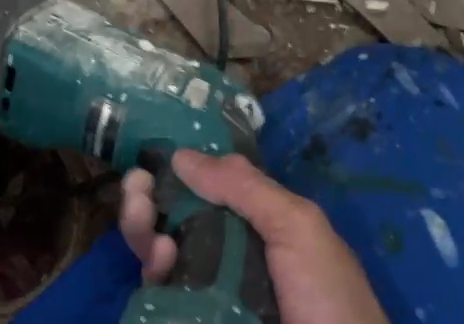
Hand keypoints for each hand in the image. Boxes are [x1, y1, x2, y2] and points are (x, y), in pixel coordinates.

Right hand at [120, 151, 388, 323]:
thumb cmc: (327, 296)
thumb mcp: (298, 227)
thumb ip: (244, 186)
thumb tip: (180, 155)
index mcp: (257, 225)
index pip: (207, 188)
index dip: (178, 170)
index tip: (153, 156)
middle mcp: (229, 253)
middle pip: (175, 215)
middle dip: (149, 194)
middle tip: (136, 184)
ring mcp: (209, 290)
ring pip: (159, 248)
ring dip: (140, 223)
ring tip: (139, 212)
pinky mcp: (193, 316)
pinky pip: (160, 289)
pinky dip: (152, 265)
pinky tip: (160, 256)